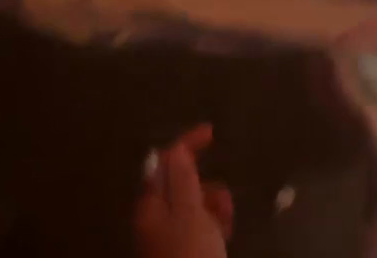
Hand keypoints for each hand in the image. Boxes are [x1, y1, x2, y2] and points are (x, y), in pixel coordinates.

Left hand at [134, 124, 233, 257]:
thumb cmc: (191, 255)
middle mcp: (155, 217)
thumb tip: (175, 147)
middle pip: (181, 182)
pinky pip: (199, 224)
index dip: (187, 143)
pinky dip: (213, 222)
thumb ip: (182, 177)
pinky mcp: (182, 251)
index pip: (165, 161)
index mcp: (151, 203)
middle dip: (205, 183)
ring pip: (194, 203)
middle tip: (223, 199)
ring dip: (213, 203)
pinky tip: (223, 234)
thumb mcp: (189, 211)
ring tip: (226, 222)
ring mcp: (168, 236)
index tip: (212, 132)